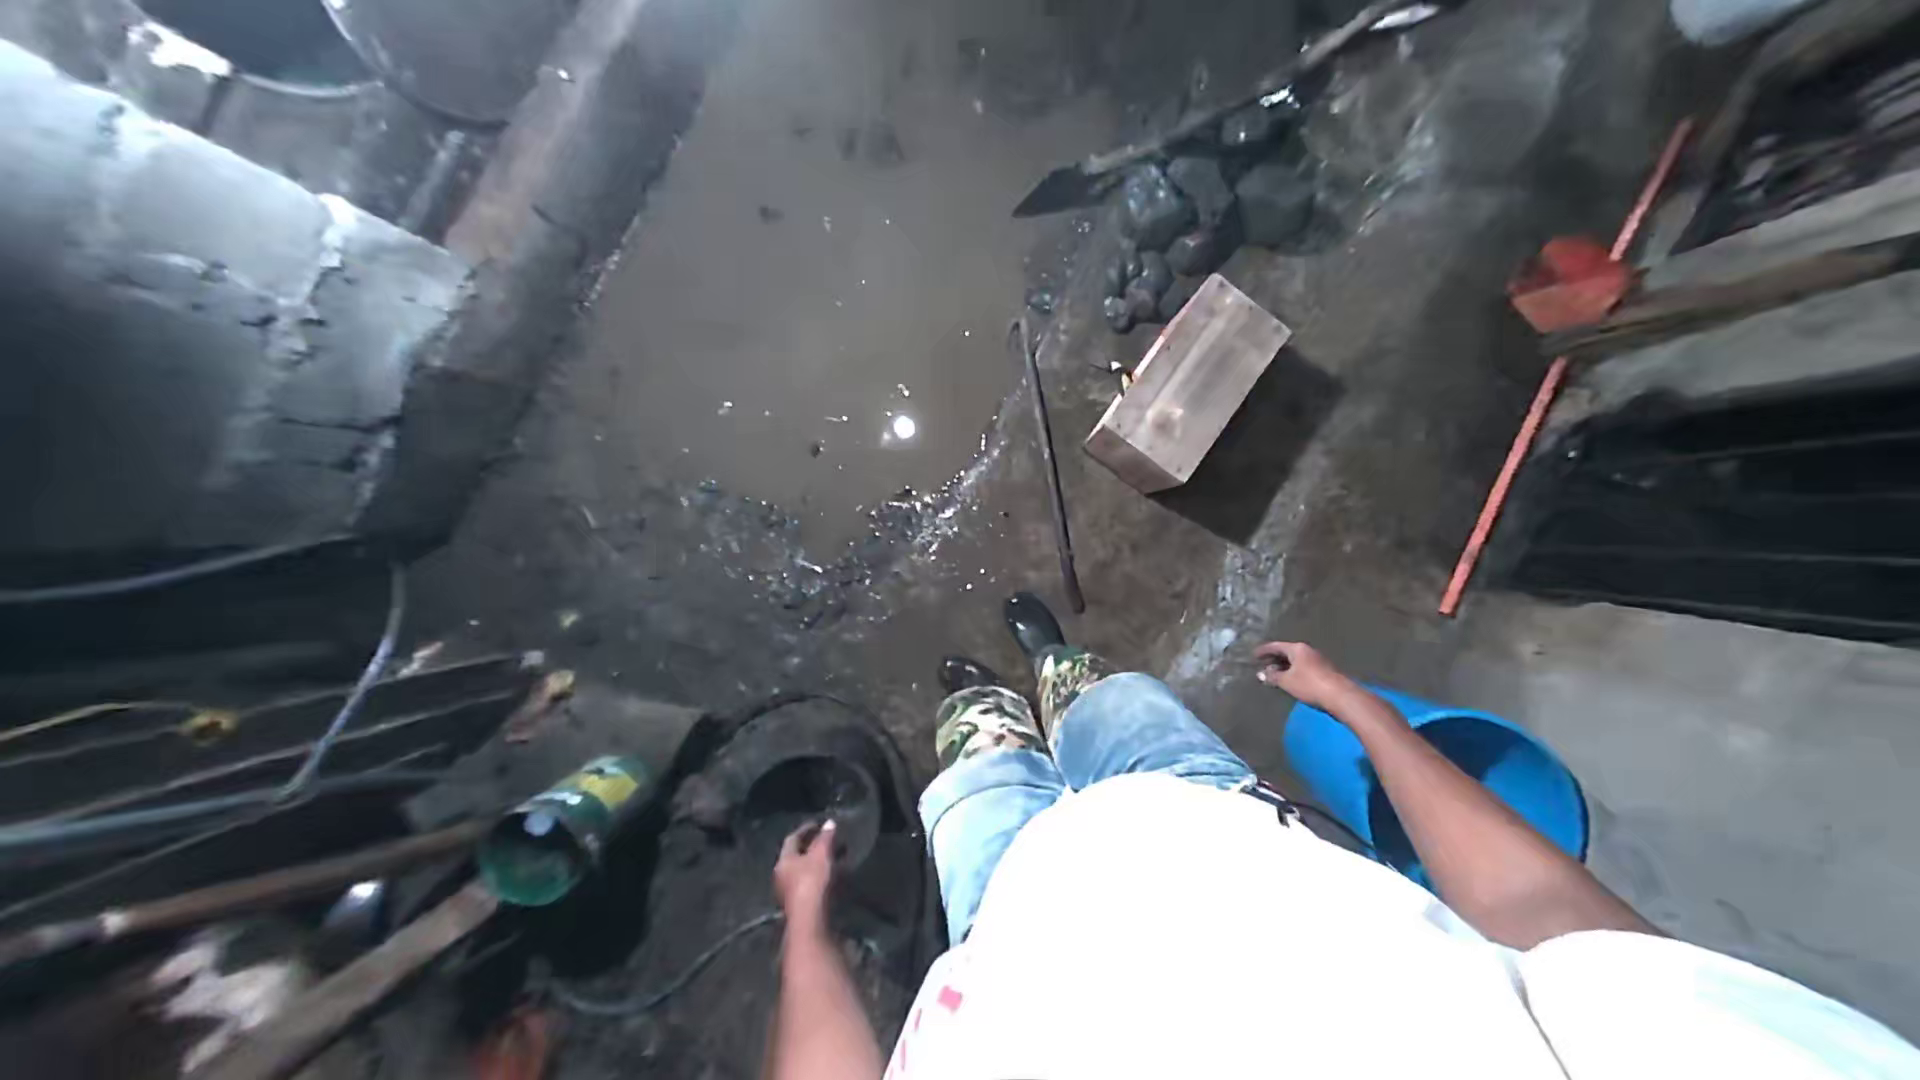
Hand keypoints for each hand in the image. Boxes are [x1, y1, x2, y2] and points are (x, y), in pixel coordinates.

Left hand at [772, 819, 836, 930]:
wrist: (810, 917)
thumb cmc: (812, 880)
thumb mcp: (821, 853)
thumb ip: (825, 837)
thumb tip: (829, 823)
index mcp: (784, 860)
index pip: (792, 839)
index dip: (806, 829)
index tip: (819, 824)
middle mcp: (782, 875)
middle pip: (797, 855)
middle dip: (812, 846)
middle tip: (828, 839)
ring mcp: (789, 891)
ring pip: (804, 870)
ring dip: (818, 862)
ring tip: (835, 856)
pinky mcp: (799, 903)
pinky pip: (809, 882)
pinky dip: (820, 875)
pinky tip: (833, 874)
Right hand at [1253, 641, 1358, 709]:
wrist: (1340, 696)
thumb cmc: (1309, 684)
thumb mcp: (1286, 681)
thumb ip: (1272, 677)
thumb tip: (1261, 674)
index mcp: (1297, 649)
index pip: (1276, 646)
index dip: (1263, 651)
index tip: (1253, 655)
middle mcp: (1308, 651)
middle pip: (1287, 652)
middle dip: (1274, 659)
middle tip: (1262, 665)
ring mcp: (1318, 661)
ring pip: (1296, 661)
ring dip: (1284, 666)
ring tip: (1274, 674)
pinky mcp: (1324, 671)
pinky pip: (1303, 668)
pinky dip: (1293, 672)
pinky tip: (1289, 680)